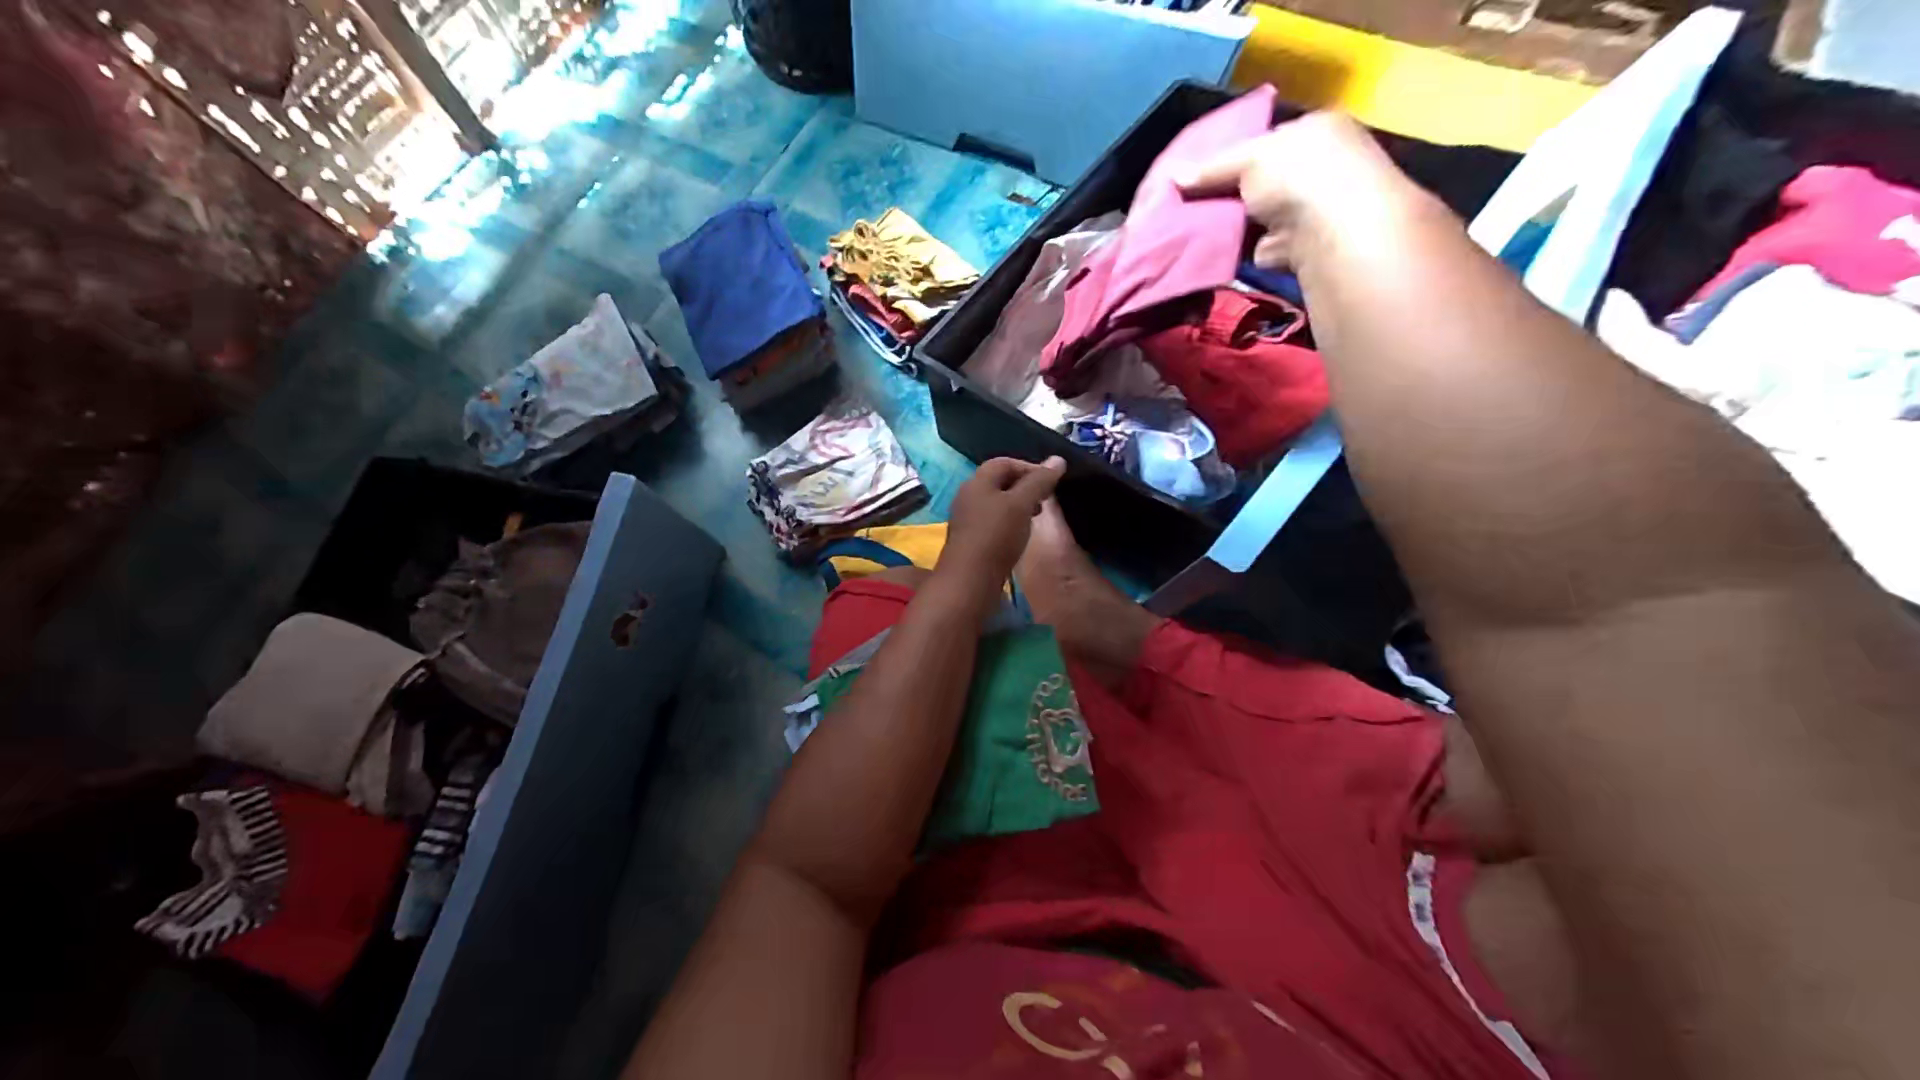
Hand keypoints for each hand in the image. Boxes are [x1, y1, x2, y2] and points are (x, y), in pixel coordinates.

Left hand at [940, 456, 1065, 589]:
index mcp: (977, 482)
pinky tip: (1019, 536)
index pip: (1004, 462)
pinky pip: (992, 522)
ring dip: (1017, 506)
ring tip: (1035, 518)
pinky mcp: (969, 540)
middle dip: (1025, 487)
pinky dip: (1009, 522)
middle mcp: (967, 496)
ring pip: (996, 504)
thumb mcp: (1021, 504)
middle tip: (1045, 499)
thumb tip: (1058, 459)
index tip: (1050, 481)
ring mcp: (966, 519)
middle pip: (999, 482)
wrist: (969, 580)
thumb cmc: (996, 536)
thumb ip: (1039, 482)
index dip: (1029, 467)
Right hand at [1174, 110, 1427, 270]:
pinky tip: (1216, 249)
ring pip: (1258, 216)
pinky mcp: (1299, 248)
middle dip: (1230, 192)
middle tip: (1192, 202)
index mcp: (1316, 130)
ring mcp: (1312, 210)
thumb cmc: (1297, 174)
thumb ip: (1212, 168)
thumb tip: (1174, 177)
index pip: (1270, 139)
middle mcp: (1321, 167)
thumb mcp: (1249, 157)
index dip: (1234, 154)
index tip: (1201, 172)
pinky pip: (1258, 246)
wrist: (1329, 230)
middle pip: (1263, 179)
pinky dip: (1240, 249)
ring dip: (1233, 223)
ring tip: (1196, 227)